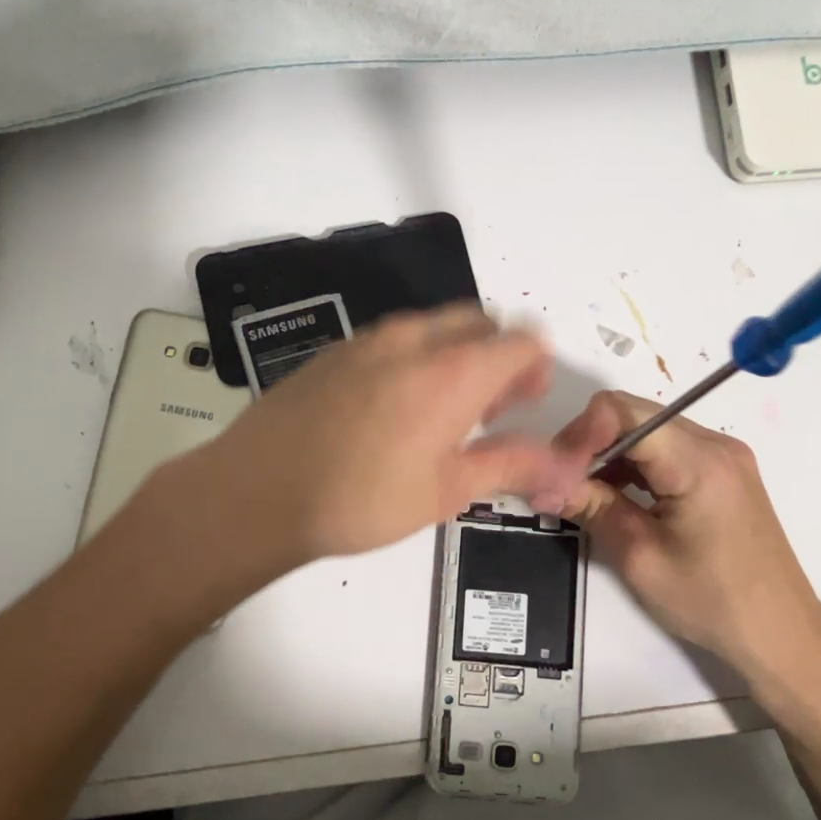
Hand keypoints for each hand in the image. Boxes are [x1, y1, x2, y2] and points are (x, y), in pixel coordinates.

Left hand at [176, 305, 591, 566]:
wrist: (258, 491)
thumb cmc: (360, 498)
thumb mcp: (445, 491)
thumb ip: (510, 465)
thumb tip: (562, 466)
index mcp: (453, 370)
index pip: (521, 339)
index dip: (536, 368)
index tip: (525, 405)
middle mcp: (414, 339)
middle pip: (479, 321)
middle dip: (498, 355)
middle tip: (490, 409)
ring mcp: (368, 340)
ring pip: (433, 326)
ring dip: (455, 354)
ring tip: (440, 413)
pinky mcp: (334, 352)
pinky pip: (393, 339)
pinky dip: (414, 358)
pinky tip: (390, 410)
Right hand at [549, 390, 820, 671]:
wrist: (779, 631)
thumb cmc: (710, 600)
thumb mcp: (639, 557)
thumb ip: (590, 508)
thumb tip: (539, 483)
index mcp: (698, 462)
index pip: (622, 412)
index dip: (580, 434)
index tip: (556, 472)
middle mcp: (715, 444)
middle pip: (633, 414)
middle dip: (590, 444)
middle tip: (563, 486)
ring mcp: (723, 455)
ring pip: (647, 429)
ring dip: (610, 455)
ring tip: (587, 496)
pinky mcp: (724, 470)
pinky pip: (667, 448)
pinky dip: (635, 464)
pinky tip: (619, 497)